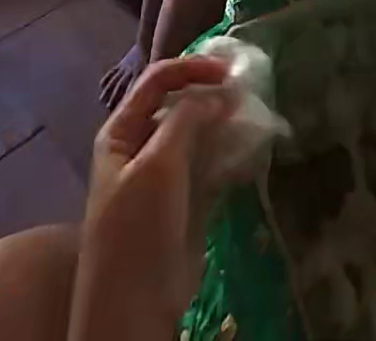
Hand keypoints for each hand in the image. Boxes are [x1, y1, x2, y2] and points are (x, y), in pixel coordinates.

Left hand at [71, 55, 233, 340]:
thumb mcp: (158, 166)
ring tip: (254, 115)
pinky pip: (212, 155)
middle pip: (180, 100)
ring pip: (200, 127)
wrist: (134, 308)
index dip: (193, 67)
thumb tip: (220, 92)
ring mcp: (166, 169)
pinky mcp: (188, 192)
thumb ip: (187, 119)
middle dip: (213, 90)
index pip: (159, 79)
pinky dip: (231, 145)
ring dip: (226, 118)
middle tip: (248, 89)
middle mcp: (142, 143)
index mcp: (122, 131)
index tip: (230, 70)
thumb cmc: (137, 230)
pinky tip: (251, 144)